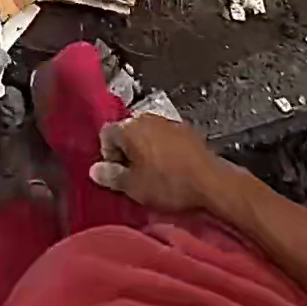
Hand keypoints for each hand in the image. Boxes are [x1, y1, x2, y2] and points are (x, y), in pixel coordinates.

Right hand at [89, 114, 239, 213]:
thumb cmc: (169, 184)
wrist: (212, 182)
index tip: (118, 173)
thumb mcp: (135, 187)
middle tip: (134, 176)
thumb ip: (111, 176)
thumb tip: (94, 170)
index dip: (108, 155)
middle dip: (126, 151)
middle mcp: (146, 118)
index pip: (106, 134)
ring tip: (154, 173)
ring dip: (145, 150)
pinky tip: (171, 168)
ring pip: (146, 133)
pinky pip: (165, 137)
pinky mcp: (185, 129)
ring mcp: (167, 121)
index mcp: (129, 128)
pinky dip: (162, 149)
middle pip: (126, 132)